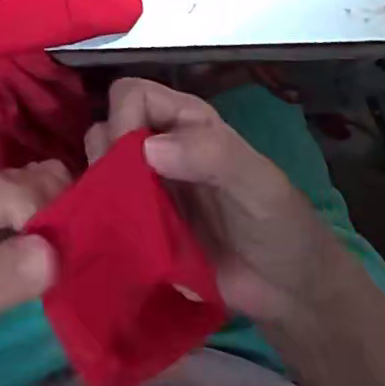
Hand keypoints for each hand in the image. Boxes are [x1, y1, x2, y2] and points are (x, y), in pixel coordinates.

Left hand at [0, 160, 69, 385]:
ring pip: (55, 191)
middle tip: (66, 269)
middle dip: (61, 222)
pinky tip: (62, 262)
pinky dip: (65, 233)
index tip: (58, 270)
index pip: (22, 193)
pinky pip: (54, 209)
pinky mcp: (11, 217)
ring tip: (65, 268)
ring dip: (68, 227)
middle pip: (44, 183)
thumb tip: (52, 253)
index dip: (47, 226)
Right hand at [85, 78, 353, 324]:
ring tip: (118, 222)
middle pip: (105, 129)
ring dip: (98, 192)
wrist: (287, 290)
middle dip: (104, 158)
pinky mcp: (137, 227)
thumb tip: (147, 148)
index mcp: (185, 121)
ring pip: (97, 170)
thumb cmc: (279, 223)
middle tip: (123, 198)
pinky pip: (101, 212)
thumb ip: (212, 155)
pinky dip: (96, 221)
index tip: (128, 159)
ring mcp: (145, 188)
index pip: (132, 95)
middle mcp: (158, 145)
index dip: (122, 118)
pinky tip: (107, 239)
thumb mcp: (257, 182)